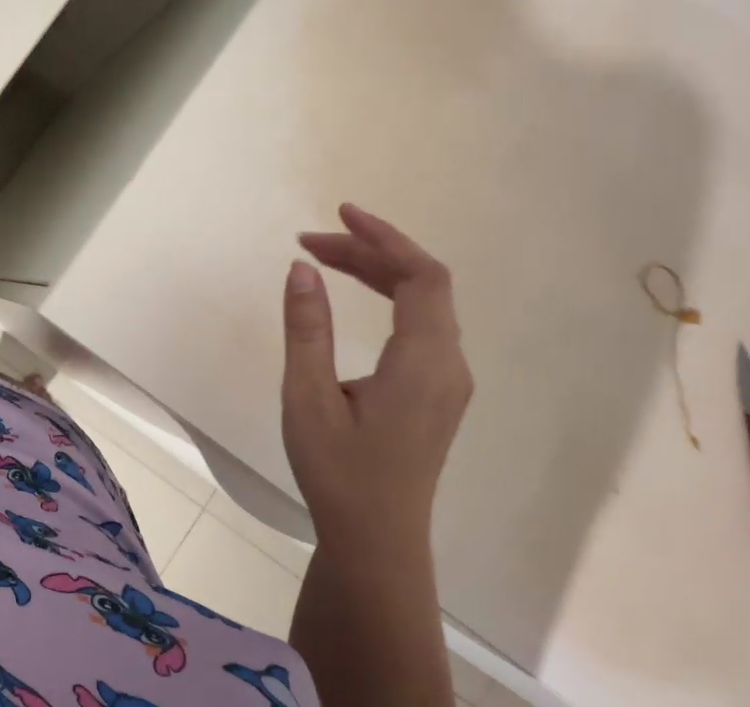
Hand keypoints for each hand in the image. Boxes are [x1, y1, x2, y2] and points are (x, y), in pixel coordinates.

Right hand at [281, 204, 471, 548]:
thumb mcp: (308, 396)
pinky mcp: (435, 393)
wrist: (375, 536)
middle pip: (424, 285)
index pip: (422, 277)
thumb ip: (306, 329)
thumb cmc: (339, 468)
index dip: (385, 237)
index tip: (339, 214)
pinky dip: (385, 298)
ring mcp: (446, 380)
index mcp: (425, 361)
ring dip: (376, 274)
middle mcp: (449, 364)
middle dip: (369, 252)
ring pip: (423, 305)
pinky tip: (352, 298)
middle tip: (309, 241)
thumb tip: (300, 268)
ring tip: (321, 260)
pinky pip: (419, 326)